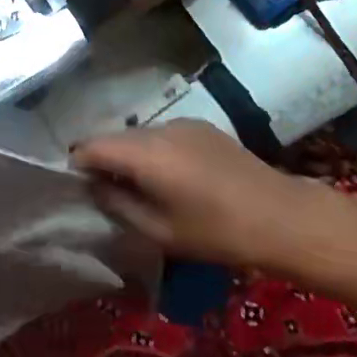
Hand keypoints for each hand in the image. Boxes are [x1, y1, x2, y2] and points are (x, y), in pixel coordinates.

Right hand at [72, 119, 335, 269]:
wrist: (281, 216)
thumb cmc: (217, 232)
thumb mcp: (160, 231)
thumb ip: (118, 205)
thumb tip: (94, 188)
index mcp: (144, 153)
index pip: (91, 146)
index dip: (77, 165)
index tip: (75, 189)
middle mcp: (158, 129)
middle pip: (114, 137)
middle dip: (102, 160)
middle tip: (103, 193)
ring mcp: (182, 123)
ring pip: (138, 134)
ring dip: (128, 155)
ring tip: (137, 188)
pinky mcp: (201, 126)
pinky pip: (162, 134)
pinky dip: (153, 151)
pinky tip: (169, 178)